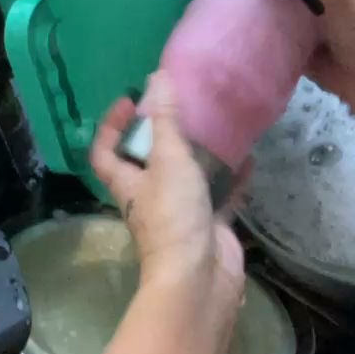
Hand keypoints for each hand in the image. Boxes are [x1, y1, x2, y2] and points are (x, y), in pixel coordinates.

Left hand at [89, 73, 244, 334]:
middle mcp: (150, 195)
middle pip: (148, 161)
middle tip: (183, 106)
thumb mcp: (168, 158)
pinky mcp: (208, 225)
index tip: (130, 99)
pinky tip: (248, 158)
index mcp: (128, 182)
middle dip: (162, 134)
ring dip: (199, 154)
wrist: (200, 277)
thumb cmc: (173, 214)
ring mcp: (180, 212)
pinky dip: (232, 177)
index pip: (105, 151)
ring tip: (216, 125)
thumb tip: (157, 77)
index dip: (111, 125)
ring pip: (187, 176)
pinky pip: (220, 194)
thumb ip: (165, 119)